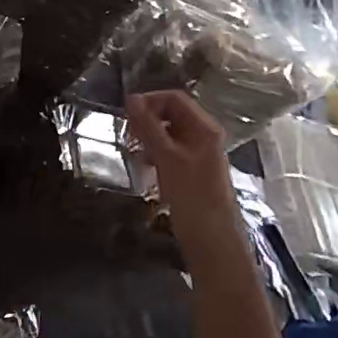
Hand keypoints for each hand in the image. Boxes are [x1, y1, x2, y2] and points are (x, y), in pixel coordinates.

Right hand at [125, 91, 241, 262]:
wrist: (211, 239)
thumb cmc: (191, 194)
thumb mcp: (166, 157)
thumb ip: (149, 127)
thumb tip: (132, 98)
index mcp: (204, 128)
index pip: (175, 98)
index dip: (150, 100)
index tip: (126, 113)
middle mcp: (204, 136)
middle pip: (173, 115)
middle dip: (148, 120)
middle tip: (127, 134)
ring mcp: (200, 155)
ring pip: (170, 134)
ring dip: (150, 137)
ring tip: (134, 151)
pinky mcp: (193, 172)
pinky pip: (172, 153)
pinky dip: (156, 154)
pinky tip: (146, 167)